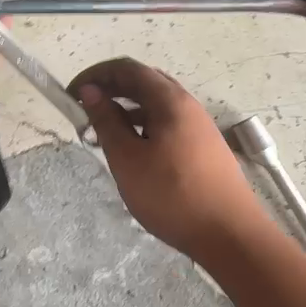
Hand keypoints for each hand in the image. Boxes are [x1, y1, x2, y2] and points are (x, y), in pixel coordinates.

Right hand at [71, 57, 266, 256]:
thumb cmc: (173, 196)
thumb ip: (106, 120)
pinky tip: (135, 152)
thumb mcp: (127, 159)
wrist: (233, 238)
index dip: (95, 75)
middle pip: (143, 82)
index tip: (72, 95)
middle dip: (110, 90)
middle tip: (87, 112)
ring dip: (127, 109)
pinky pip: (168, 122)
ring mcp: (200, 126)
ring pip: (156, 104)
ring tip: (106, 134)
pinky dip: (144, 125)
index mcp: (169, 100)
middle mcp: (187, 104)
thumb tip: (91, 91)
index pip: (126, 68)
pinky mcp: (205, 148)